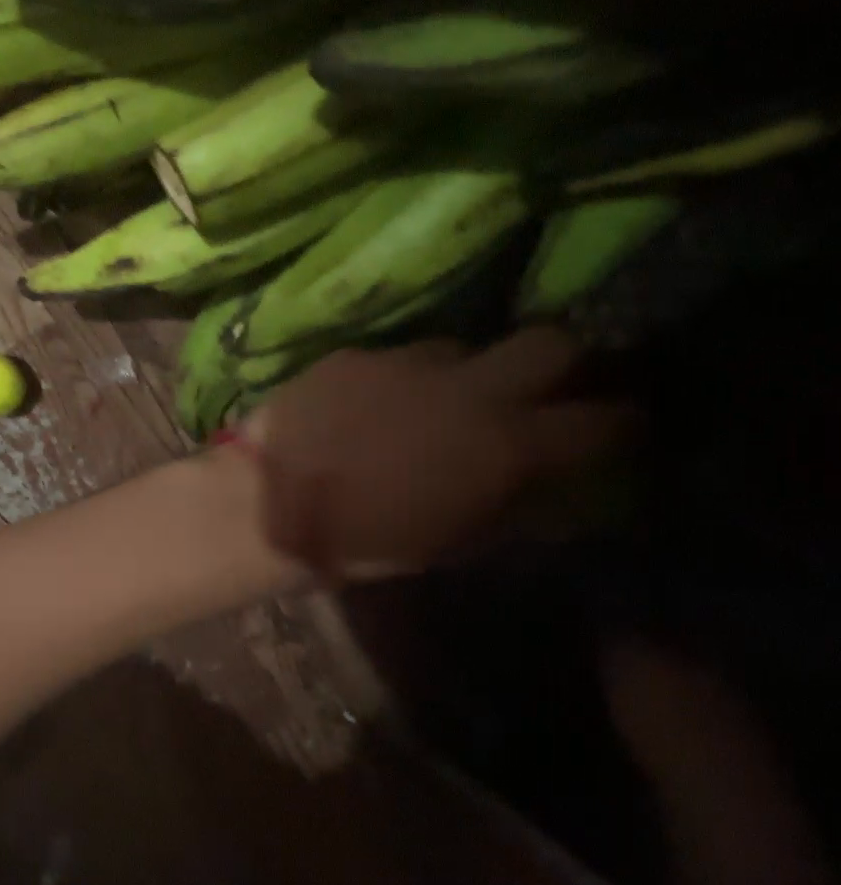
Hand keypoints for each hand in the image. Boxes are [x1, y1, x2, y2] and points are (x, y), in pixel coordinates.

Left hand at [248, 327, 630, 577]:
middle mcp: (467, 387)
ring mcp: (404, 362)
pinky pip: (393, 356)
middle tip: (537, 390)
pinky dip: (396, 378)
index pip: (602, 417)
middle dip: (557, 362)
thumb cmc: (363, 540)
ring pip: (461, 346)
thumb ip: (517, 506)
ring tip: (433, 400)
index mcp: (506, 440)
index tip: (614, 429)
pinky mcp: (350, 355)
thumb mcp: (457, 541)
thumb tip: (557, 488)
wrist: (265, 504)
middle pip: (548, 343)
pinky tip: (370, 403)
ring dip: (462, 371)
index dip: (618, 422)